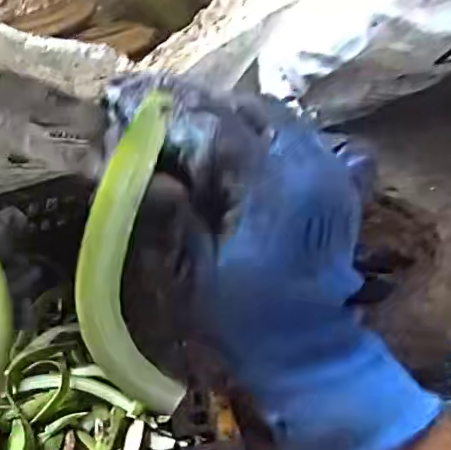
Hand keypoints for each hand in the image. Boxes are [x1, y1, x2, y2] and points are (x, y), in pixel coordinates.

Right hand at [103, 74, 439, 449]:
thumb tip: (132, 170)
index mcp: (273, 190)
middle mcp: (310, 164)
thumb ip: (166, 219)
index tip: (117, 101)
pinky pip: (290, 132)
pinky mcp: (333, 178)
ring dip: (216, 108)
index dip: (161, 114)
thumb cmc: (245, 323)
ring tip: (170, 110)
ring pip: (268, 114)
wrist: (310, 353)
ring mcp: (329, 168)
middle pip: (242, 109)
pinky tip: (223, 135)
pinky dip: (250, 124)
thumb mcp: (192, 279)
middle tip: (136, 97)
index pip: (211, 129)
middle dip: (186, 101)